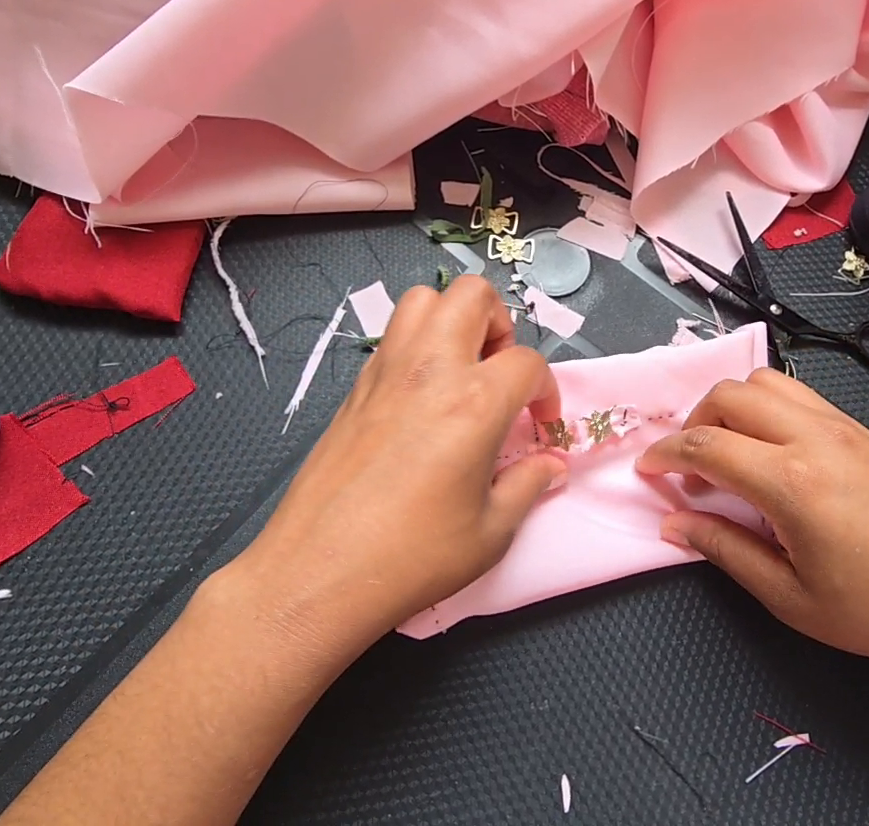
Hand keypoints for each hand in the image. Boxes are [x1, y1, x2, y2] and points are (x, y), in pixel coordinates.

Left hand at [225, 275, 564, 649]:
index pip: (528, 363)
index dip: (546, 391)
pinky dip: (418, 345)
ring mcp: (386, 372)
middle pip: (472, 296)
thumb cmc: (412, 557)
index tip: (539, 424)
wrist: (317, 572)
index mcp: (473, 402)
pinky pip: (393, 336)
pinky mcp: (355, 387)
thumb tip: (551, 465)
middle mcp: (429, 370)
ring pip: (423, 299)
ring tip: (462, 370)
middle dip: (500, 324)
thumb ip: (528, 486)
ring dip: (453, 320)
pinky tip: (422, 398)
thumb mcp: (490, 532)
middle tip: (499, 373)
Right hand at [636, 368, 868, 691]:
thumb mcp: (791, 598)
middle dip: (693, 422)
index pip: (707, 445)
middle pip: (730, 396)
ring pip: (766, 381)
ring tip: (725, 449)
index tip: (647, 471)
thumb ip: (725, 551)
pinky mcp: (863, 430)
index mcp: (792, 482)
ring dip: (731, 405)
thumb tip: (673, 525)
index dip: (666, 455)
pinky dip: (766, 406)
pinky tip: (769, 448)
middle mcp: (814, 438)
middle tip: (687, 466)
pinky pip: (800, 394)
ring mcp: (843, 427)